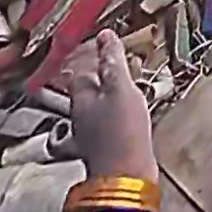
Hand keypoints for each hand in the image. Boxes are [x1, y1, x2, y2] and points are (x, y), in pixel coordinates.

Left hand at [58, 30, 157, 181]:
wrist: (128, 176)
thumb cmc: (121, 129)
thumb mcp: (120, 87)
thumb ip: (112, 61)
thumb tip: (106, 35)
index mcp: (80, 98)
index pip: (79, 69)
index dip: (90, 53)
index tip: (104, 42)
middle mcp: (81, 114)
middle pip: (88, 85)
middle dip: (101, 69)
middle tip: (118, 56)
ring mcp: (93, 131)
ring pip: (99, 100)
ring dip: (111, 85)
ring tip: (129, 74)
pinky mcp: (107, 142)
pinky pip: (110, 114)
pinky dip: (119, 102)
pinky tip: (132, 102)